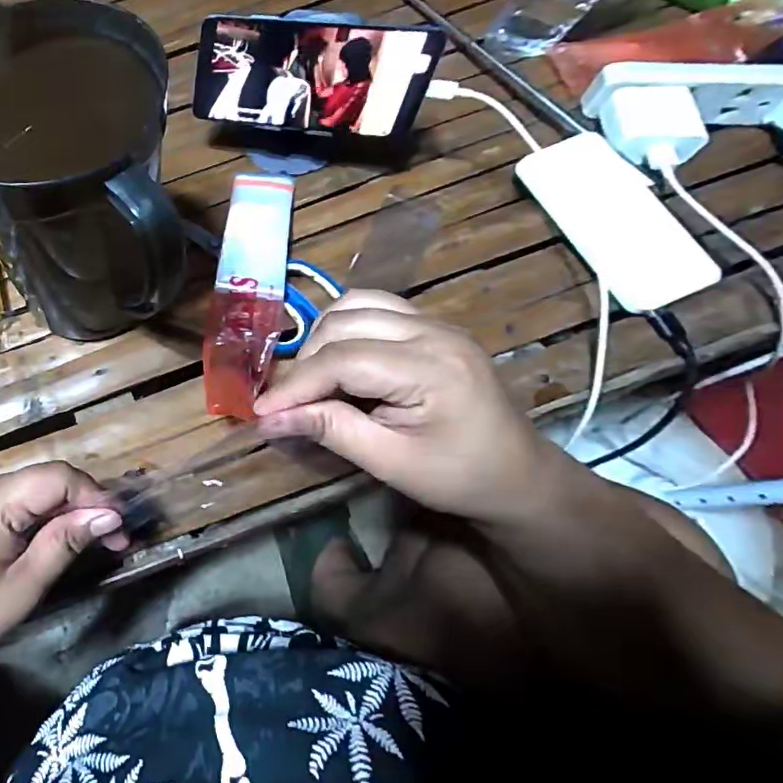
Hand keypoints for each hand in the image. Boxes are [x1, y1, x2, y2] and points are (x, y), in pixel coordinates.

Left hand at [0, 462, 126, 680]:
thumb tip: (109, 516)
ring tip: (91, 541)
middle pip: (44, 479)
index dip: (94, 496)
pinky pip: (11, 500)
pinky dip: (38, 515)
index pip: (56, 476)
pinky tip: (54, 538)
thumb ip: (65, 541)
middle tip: (115, 539)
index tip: (122, 527)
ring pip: (29, 488)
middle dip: (83, 504)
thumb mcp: (24, 584)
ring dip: (63, 510)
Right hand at [252, 290, 579, 523]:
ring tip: (314, 377)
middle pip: (344, 324)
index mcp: (432, 369)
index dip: (296, 384)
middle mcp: (434, 333)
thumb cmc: (458, 477)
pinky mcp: (432, 325)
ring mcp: (436, 323)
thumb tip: (268, 419)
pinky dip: (345, 326)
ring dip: (323, 337)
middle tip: (291, 402)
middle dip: (307, 362)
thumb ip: (330, 430)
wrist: (520, 476)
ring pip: (355, 304)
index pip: (343, 360)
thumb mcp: (390, 462)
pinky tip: (339, 356)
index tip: (262, 411)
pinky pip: (375, 306)